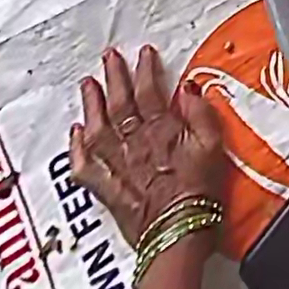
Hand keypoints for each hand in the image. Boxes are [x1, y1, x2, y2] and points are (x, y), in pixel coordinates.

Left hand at [70, 46, 226, 246]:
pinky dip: (76, 147)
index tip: (144, 52)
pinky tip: (75, 132)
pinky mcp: (106, 189)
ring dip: (91, 103)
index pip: (149, 92)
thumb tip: (189, 88)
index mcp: (162, 131)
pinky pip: (83, 166)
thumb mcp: (213, 148)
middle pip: (119, 103)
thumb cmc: (201, 192)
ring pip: (97, 128)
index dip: (145, 69)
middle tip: (109, 57)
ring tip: (88, 84)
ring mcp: (116, 166)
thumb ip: (201, 115)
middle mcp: (135, 144)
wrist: (179, 236)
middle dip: (113, 77)